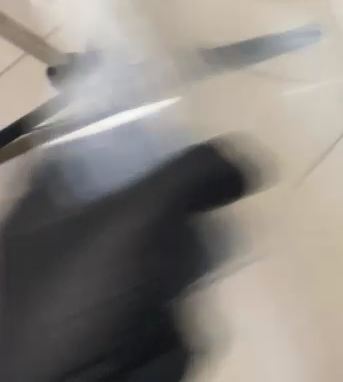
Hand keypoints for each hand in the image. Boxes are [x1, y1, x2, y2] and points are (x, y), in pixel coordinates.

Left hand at [0, 141, 251, 381]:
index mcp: (45, 206)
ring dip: (208, 207)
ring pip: (178, 211)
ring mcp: (117, 261)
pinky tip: (226, 244)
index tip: (191, 104)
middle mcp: (77, 227)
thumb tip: (243, 164)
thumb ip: (195, 168)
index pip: (89, 141)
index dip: (135, 117)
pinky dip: (214, 246)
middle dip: (189, 166)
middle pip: (144, 173)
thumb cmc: (81, 293)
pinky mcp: (153, 288)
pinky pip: (194, 249)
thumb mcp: (135, 213)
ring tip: (234, 200)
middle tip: (223, 160)